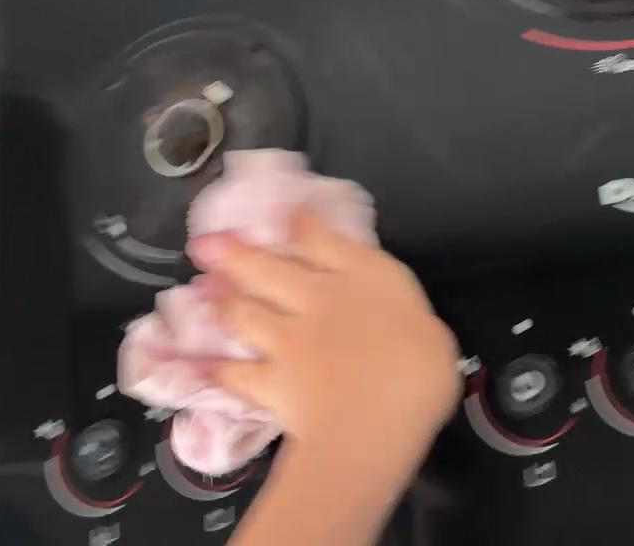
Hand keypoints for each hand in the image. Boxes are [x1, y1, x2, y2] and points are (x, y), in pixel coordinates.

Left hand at [203, 212, 459, 480]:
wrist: (370, 422)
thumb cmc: (417, 371)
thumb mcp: (431, 332)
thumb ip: (406, 319)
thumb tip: (401, 322)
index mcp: (365, 276)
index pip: (326, 238)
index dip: (302, 223)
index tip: (285, 212)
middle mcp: (319, 297)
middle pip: (272, 268)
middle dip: (238, 252)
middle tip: (207, 242)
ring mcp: (289, 339)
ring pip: (247, 312)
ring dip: (223, 301)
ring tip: (202, 289)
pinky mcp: (269, 381)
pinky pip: (236, 374)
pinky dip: (217, 369)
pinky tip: (201, 365)